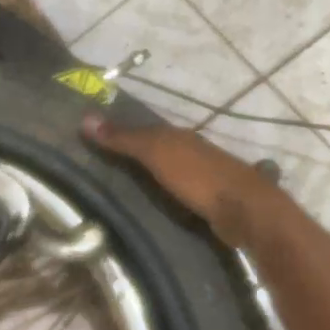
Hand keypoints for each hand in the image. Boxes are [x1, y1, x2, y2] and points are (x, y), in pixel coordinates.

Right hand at [81, 113, 280, 238]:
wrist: (244, 211)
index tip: (97, 140)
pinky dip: (165, 193)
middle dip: (137, 153)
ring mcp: (203, 176)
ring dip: (153, 175)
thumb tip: (85, 118)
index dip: (122, 133)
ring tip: (125, 188)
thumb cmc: (198, 177)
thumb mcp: (156, 154)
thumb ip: (123, 140)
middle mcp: (192, 151)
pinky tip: (155, 203)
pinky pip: (179, 192)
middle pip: (159, 149)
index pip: (144, 129)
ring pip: (170, 170)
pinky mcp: (209, 201)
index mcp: (179, 136)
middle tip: (105, 165)